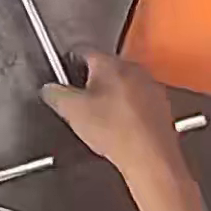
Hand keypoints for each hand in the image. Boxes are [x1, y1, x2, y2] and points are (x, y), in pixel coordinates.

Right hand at [40, 51, 210, 210]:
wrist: (150, 159)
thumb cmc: (117, 133)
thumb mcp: (70, 110)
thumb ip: (54, 93)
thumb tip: (50, 89)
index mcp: (110, 63)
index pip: (82, 51)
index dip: (66, 63)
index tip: (62, 75)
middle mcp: (133, 69)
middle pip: (102, 67)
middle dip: (88, 82)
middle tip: (78, 102)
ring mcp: (150, 87)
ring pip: (120, 84)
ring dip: (109, 96)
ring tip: (99, 118)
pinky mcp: (160, 106)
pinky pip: (136, 100)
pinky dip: (125, 110)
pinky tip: (117, 127)